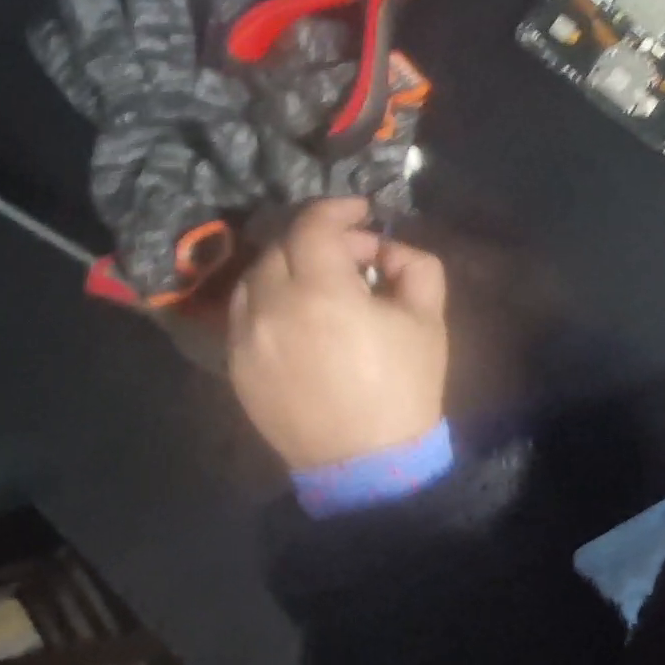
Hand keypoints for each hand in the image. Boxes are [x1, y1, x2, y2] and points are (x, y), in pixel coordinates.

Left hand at [227, 198, 448, 469]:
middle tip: (356, 255)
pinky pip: (244, 313)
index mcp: (322, 292)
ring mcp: (244, 337)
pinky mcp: (234, 364)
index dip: (338, 209)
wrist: (367, 456)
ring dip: (289, 267)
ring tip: (324, 284)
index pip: (313, 227)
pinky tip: (302, 317)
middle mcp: (271, 307)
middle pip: (281, 247)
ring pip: (255, 278)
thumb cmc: (405, 383)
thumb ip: (416, 267)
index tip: (362, 210)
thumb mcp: (429, 319)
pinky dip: (271, 299)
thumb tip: (389, 251)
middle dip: (319, 239)